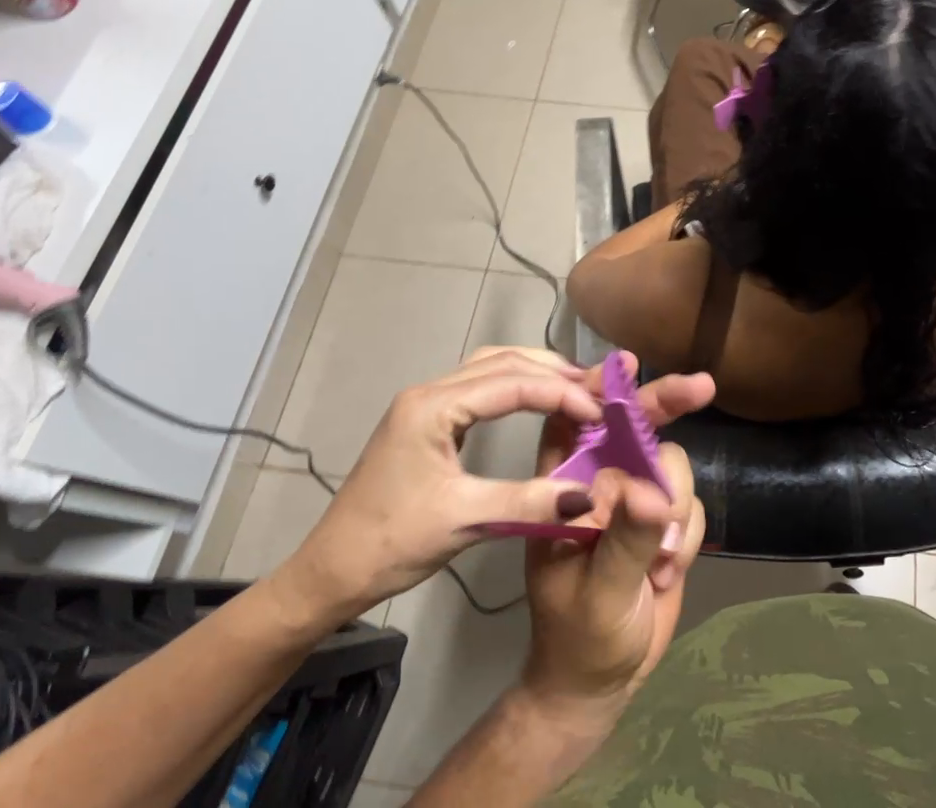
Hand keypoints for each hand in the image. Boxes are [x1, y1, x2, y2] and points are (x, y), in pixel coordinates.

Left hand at [277, 348, 620, 622]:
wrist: (332, 572)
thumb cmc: (392, 543)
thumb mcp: (464, 521)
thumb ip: (529, 502)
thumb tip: (591, 494)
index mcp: (432, 407)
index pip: (513, 383)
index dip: (563, 393)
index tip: (603, 414)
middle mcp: (428, 393)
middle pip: (503, 363)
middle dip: (555, 372)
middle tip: (602, 391)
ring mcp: (424, 406)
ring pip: (490, 369)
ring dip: (536, 374)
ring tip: (580, 390)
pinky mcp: (427, 424)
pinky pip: (479, 388)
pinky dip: (516, 388)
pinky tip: (539, 403)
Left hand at [520, 357, 711, 722]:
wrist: (600, 680)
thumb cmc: (580, 637)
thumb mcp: (598, 592)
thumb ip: (625, 540)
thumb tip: (652, 491)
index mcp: (559, 487)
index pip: (575, 420)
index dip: (603, 391)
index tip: (633, 369)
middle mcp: (597, 484)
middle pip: (633, 427)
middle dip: (666, 406)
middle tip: (702, 387)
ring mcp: (631, 503)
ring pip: (671, 468)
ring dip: (676, 511)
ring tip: (659, 564)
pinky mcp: (660, 523)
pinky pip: (690, 504)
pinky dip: (687, 537)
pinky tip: (666, 574)